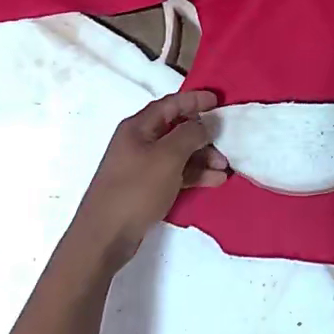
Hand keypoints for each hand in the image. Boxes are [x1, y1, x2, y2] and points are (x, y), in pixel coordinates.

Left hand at [62, 90, 228, 269]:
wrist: (106, 234)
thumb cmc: (136, 189)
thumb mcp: (168, 156)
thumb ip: (190, 134)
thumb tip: (203, 125)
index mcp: (138, 128)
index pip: (170, 104)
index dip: (194, 99)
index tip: (219, 100)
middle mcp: (139, 142)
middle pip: (177, 129)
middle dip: (204, 135)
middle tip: (227, 143)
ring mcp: (143, 165)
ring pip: (180, 153)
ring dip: (204, 157)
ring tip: (225, 168)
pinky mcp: (148, 186)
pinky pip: (177, 172)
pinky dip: (196, 174)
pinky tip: (215, 180)